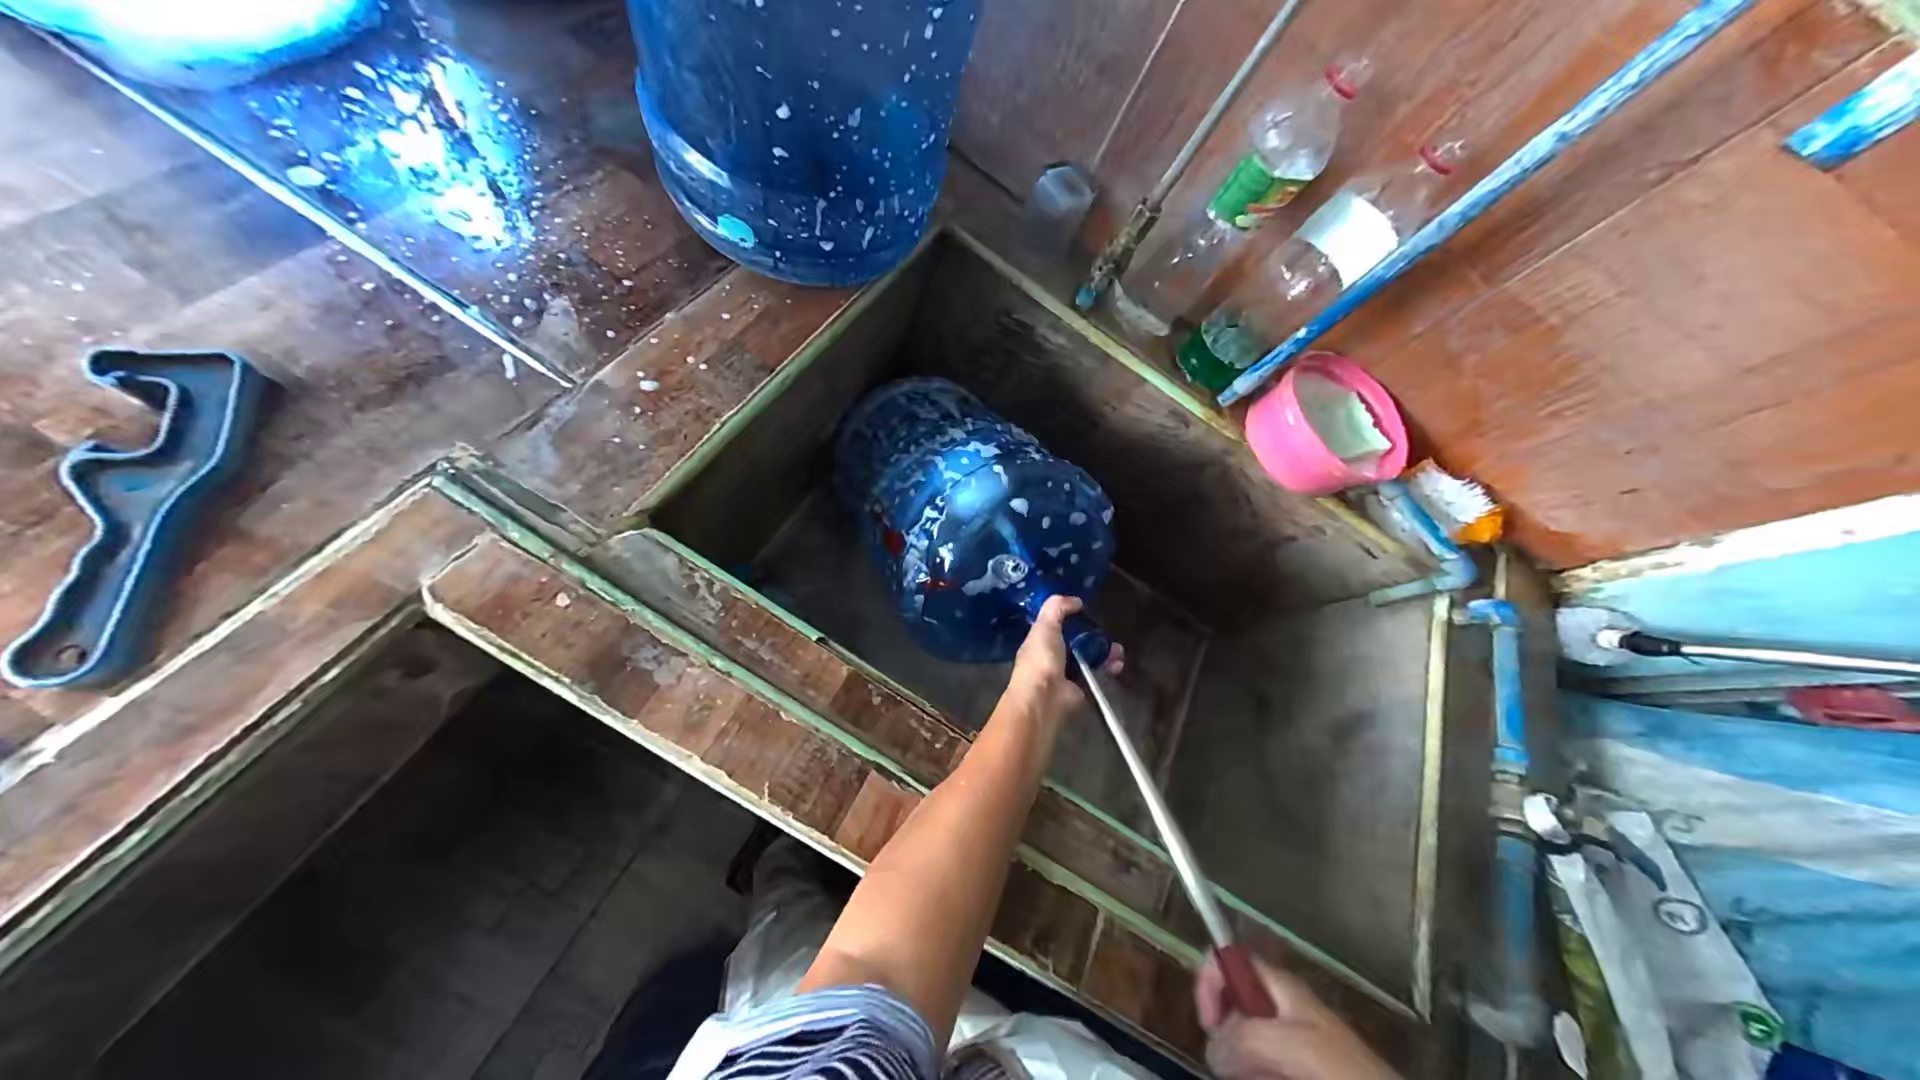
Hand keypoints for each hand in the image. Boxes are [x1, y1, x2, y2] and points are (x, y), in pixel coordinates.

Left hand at [1009, 595, 1123, 725]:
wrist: (1045, 698)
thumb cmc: (1041, 659)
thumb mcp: (1045, 625)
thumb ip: (1057, 608)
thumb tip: (1076, 601)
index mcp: (1039, 641)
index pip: (1055, 625)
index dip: (1069, 618)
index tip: (1085, 611)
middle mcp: (1051, 657)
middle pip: (1076, 641)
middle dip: (1093, 636)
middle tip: (1106, 632)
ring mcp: (1066, 674)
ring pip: (1089, 657)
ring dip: (1105, 651)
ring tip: (1117, 649)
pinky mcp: (1081, 688)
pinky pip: (1097, 673)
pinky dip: (1109, 667)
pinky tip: (1117, 663)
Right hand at [1194, 954, 1400, 1079]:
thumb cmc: (1347, 1075)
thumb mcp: (1296, 1046)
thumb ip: (1246, 1038)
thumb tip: (1213, 1048)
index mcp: (1279, 988)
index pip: (1227, 961)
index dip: (1209, 982)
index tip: (1209, 1024)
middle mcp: (1279, 1011)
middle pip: (1229, 1010)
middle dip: (1225, 1041)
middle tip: (1238, 1070)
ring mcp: (1288, 1048)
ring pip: (1241, 1049)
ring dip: (1240, 1069)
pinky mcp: (1291, 1074)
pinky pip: (1257, 1072)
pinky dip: (1253, 1077)